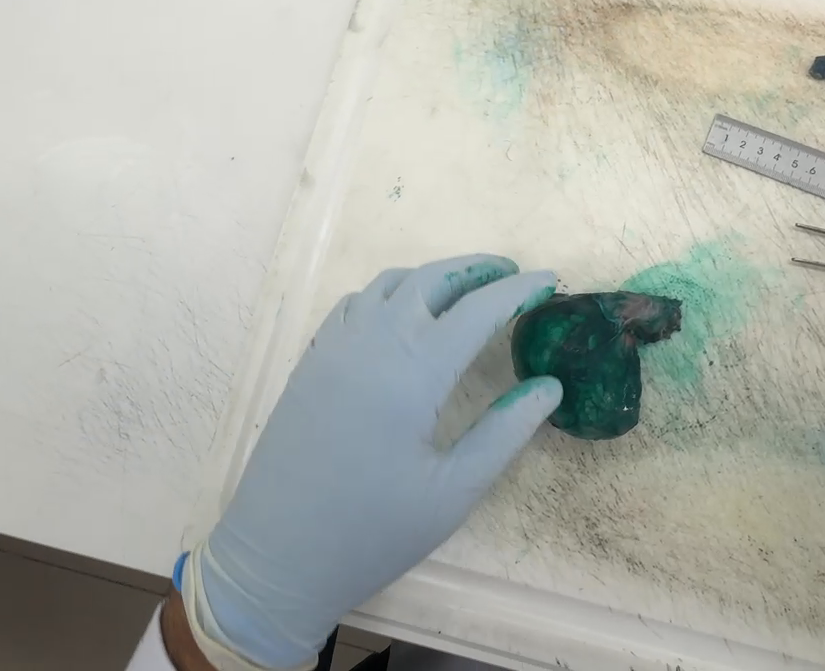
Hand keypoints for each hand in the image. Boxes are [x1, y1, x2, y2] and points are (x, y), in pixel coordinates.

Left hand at [180, 256, 561, 668]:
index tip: (549, 278)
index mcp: (415, 370)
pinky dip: (390, 292)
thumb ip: (506, 432)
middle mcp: (374, 340)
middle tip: (510, 273)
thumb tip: (549, 386)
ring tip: (463, 289)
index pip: (479, 308)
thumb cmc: (373, 531)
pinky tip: (402, 314)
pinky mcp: (313, 357)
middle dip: (477, 268)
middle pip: (433, 278)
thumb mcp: (454, 491)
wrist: (275, 557)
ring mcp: (337, 344)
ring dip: (433, 275)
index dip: (518, 288)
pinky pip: (356, 302)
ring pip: (391, 282)